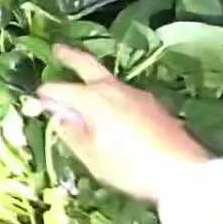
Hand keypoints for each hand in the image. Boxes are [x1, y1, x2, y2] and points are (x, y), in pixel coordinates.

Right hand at [35, 44, 209, 201]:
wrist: (185, 174)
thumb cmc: (131, 168)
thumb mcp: (92, 157)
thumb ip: (71, 132)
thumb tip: (59, 115)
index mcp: (92, 99)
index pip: (59, 89)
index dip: (45, 95)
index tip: (37, 100)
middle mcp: (112, 89)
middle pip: (86, 64)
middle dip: (69, 56)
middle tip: (57, 49)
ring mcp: (135, 94)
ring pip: (107, 79)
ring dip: (92, 78)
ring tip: (83, 86)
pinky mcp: (152, 104)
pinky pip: (123, 92)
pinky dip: (110, 93)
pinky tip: (112, 109)